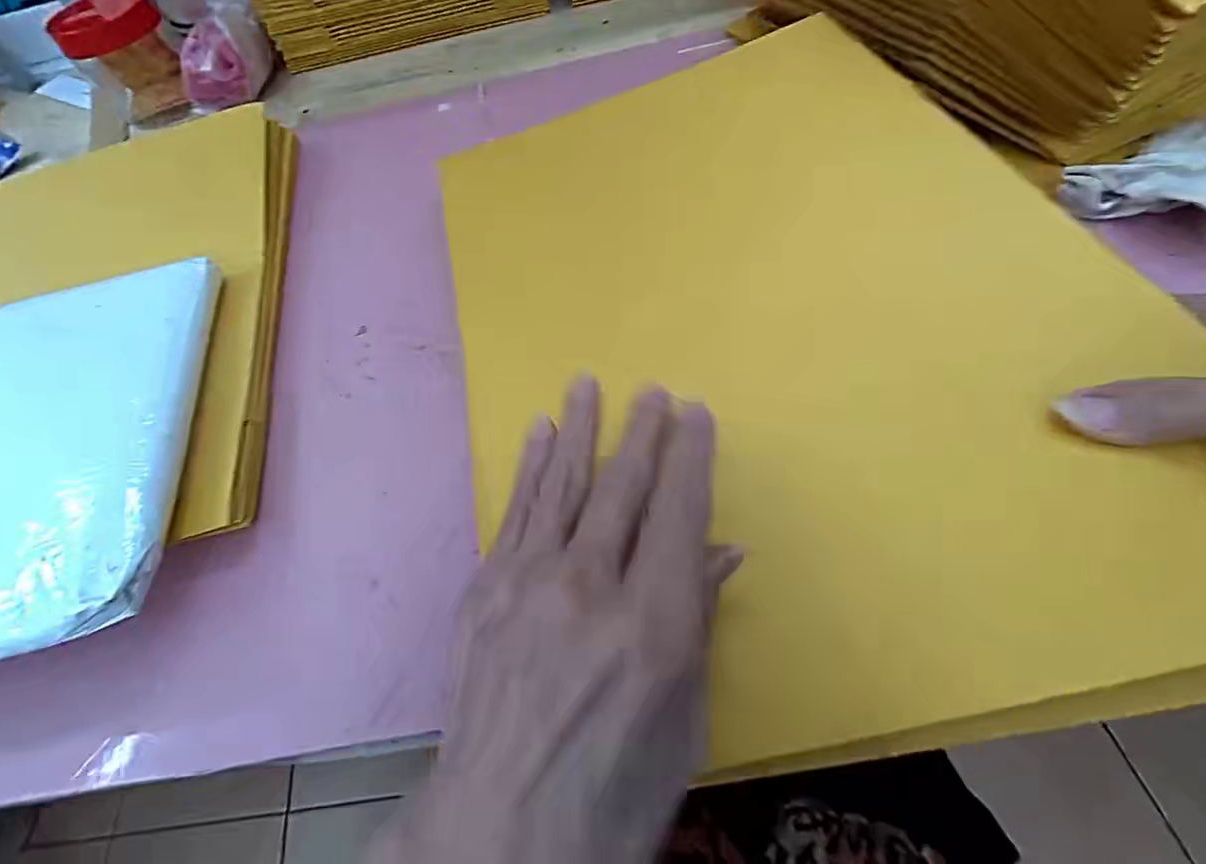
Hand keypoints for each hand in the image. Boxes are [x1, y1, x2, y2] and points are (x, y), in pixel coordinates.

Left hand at [368, 378, 740, 863]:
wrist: (501, 823)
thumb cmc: (613, 791)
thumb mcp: (682, 721)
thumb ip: (696, 622)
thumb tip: (720, 551)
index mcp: (650, 626)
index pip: (677, 515)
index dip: (689, 458)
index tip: (694, 414)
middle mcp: (586, 588)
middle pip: (620, 490)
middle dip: (639, 434)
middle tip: (651, 391)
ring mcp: (526, 581)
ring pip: (562, 487)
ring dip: (578, 431)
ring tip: (587, 385)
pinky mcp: (485, 586)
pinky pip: (516, 512)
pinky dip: (532, 468)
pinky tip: (541, 433)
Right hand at [1055, 282, 1205, 544]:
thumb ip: (1187, 404)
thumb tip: (1061, 411)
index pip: (1176, 321)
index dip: (1108, 336)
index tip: (1037, 361)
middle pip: (1183, 379)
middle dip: (1116, 401)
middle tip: (1034, 419)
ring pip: (1205, 431)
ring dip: (1150, 452)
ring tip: (1064, 463)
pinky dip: (1196, 491)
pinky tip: (1140, 503)